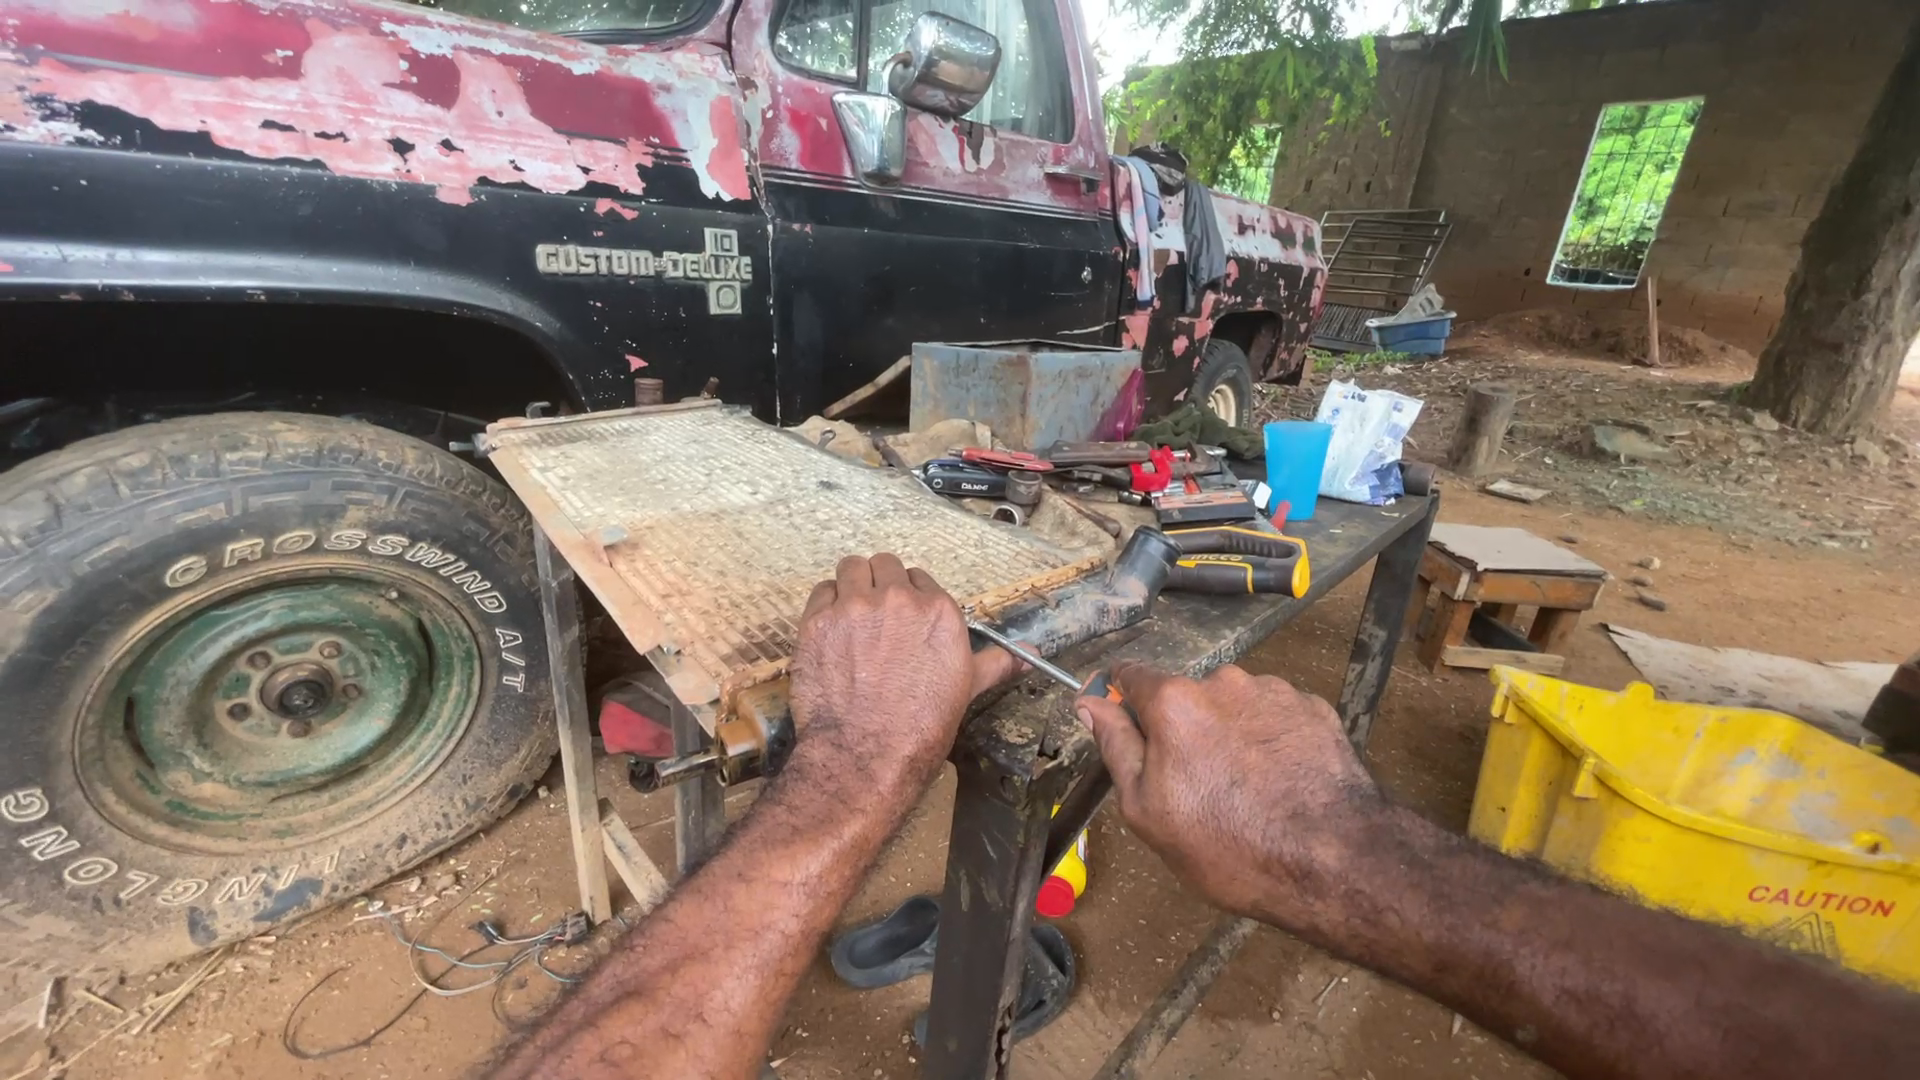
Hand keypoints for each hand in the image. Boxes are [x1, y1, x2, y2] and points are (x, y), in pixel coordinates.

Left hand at [786, 554, 1023, 802]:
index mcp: (938, 611)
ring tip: (851, 614)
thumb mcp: (966, 689)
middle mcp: (898, 599)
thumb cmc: (920, 727)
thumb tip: (1029, 655)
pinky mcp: (819, 621)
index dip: (910, 597)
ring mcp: (855, 607)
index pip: (920, 578)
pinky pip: (821, 591)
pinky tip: (832, 629)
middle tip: (876, 616)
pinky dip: (826, 604)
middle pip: (885, 565)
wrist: (866, 756)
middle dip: (881, 584)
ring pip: (852, 567)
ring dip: (852, 584)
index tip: (904, 618)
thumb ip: (995, 662)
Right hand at [1076, 664, 1381, 926]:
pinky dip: (1269, 738)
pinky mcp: (1314, 708)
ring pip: (1232, 704)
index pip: (1130, 674)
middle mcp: (1222, 681)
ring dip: (1228, 731)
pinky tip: (1281, 780)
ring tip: (1248, 786)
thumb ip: (1115, 745)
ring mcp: (1274, 690)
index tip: (1130, 731)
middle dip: (1182, 727)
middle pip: (1184, 695)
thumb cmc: (1228, 843)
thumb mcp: (1146, 809)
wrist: (1336, 863)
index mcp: (1174, 701)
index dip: (1124, 701)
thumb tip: (1089, 703)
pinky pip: (1274, 715)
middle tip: (1196, 782)